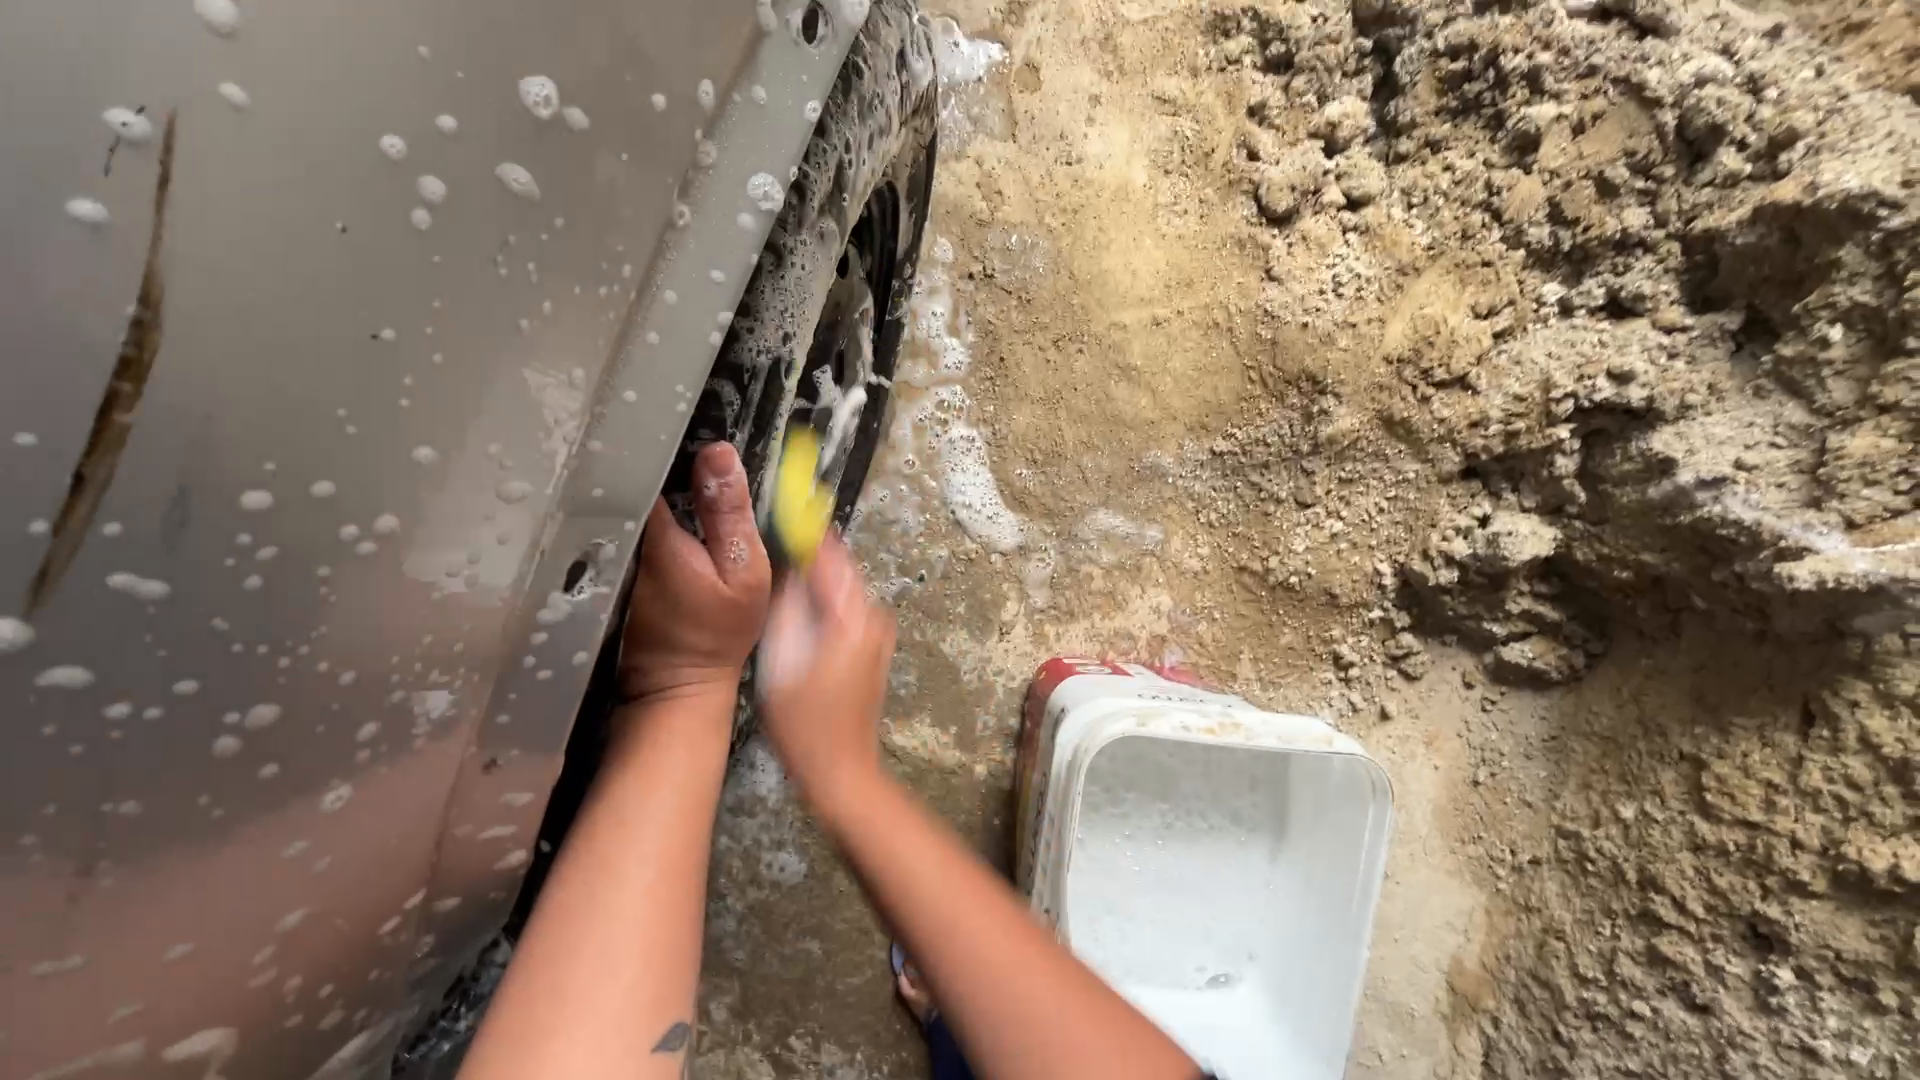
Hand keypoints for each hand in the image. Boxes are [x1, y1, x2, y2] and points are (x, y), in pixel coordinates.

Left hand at [619, 442, 771, 703]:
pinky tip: (665, 505)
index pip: (646, 466)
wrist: (680, 682)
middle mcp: (625, 537)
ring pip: (631, 502)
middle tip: (683, 438)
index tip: (680, 422)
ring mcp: (616, 555)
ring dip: (650, 483)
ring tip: (674, 464)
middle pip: (637, 480)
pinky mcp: (618, 569)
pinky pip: (632, 525)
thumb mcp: (744, 569)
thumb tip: (719, 451)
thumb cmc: (719, 631)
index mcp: (656, 533)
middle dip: (657, 457)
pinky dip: (646, 511)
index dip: (664, 441)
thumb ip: (730, 512)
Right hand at [759, 536, 895, 811]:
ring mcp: (878, 635)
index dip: (808, 529)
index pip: (831, 555)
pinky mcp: (874, 648)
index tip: (789, 504)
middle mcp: (873, 619)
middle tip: (774, 544)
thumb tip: (787, 572)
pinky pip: (846, 611)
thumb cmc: (805, 725)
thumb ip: (785, 608)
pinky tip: (799, 619)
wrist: (840, 770)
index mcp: (851, 617)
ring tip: (780, 584)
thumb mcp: (779, 661)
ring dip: (815, 584)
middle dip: (809, 557)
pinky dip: (825, 606)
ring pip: (841, 591)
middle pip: (839, 571)